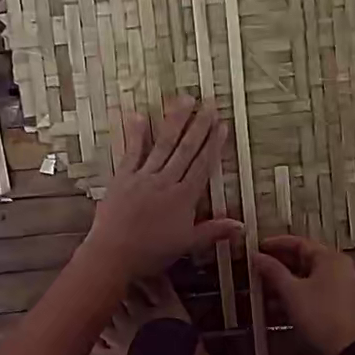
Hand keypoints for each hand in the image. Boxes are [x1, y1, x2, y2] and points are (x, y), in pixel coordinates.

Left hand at [83, 96, 242, 279]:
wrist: (113, 254)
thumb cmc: (152, 252)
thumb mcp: (187, 243)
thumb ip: (213, 231)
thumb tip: (241, 226)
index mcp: (184, 198)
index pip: (203, 165)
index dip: (213, 144)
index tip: (221, 125)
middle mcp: (166, 182)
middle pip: (186, 149)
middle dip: (199, 125)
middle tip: (209, 103)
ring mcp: (143, 177)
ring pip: (163, 145)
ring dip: (175, 121)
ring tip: (184, 100)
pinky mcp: (122, 178)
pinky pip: (131, 152)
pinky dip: (136, 134)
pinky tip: (139, 116)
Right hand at [251, 235, 354, 354]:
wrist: (343, 349)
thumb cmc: (318, 315)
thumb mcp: (291, 291)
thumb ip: (273, 271)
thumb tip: (257, 256)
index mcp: (330, 258)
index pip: (299, 243)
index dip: (276, 244)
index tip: (257, 248)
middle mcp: (338, 267)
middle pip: (303, 260)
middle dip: (278, 266)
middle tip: (256, 268)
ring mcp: (339, 285)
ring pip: (306, 277)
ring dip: (283, 282)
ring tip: (260, 288)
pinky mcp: (336, 302)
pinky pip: (312, 291)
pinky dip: (294, 294)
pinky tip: (274, 304)